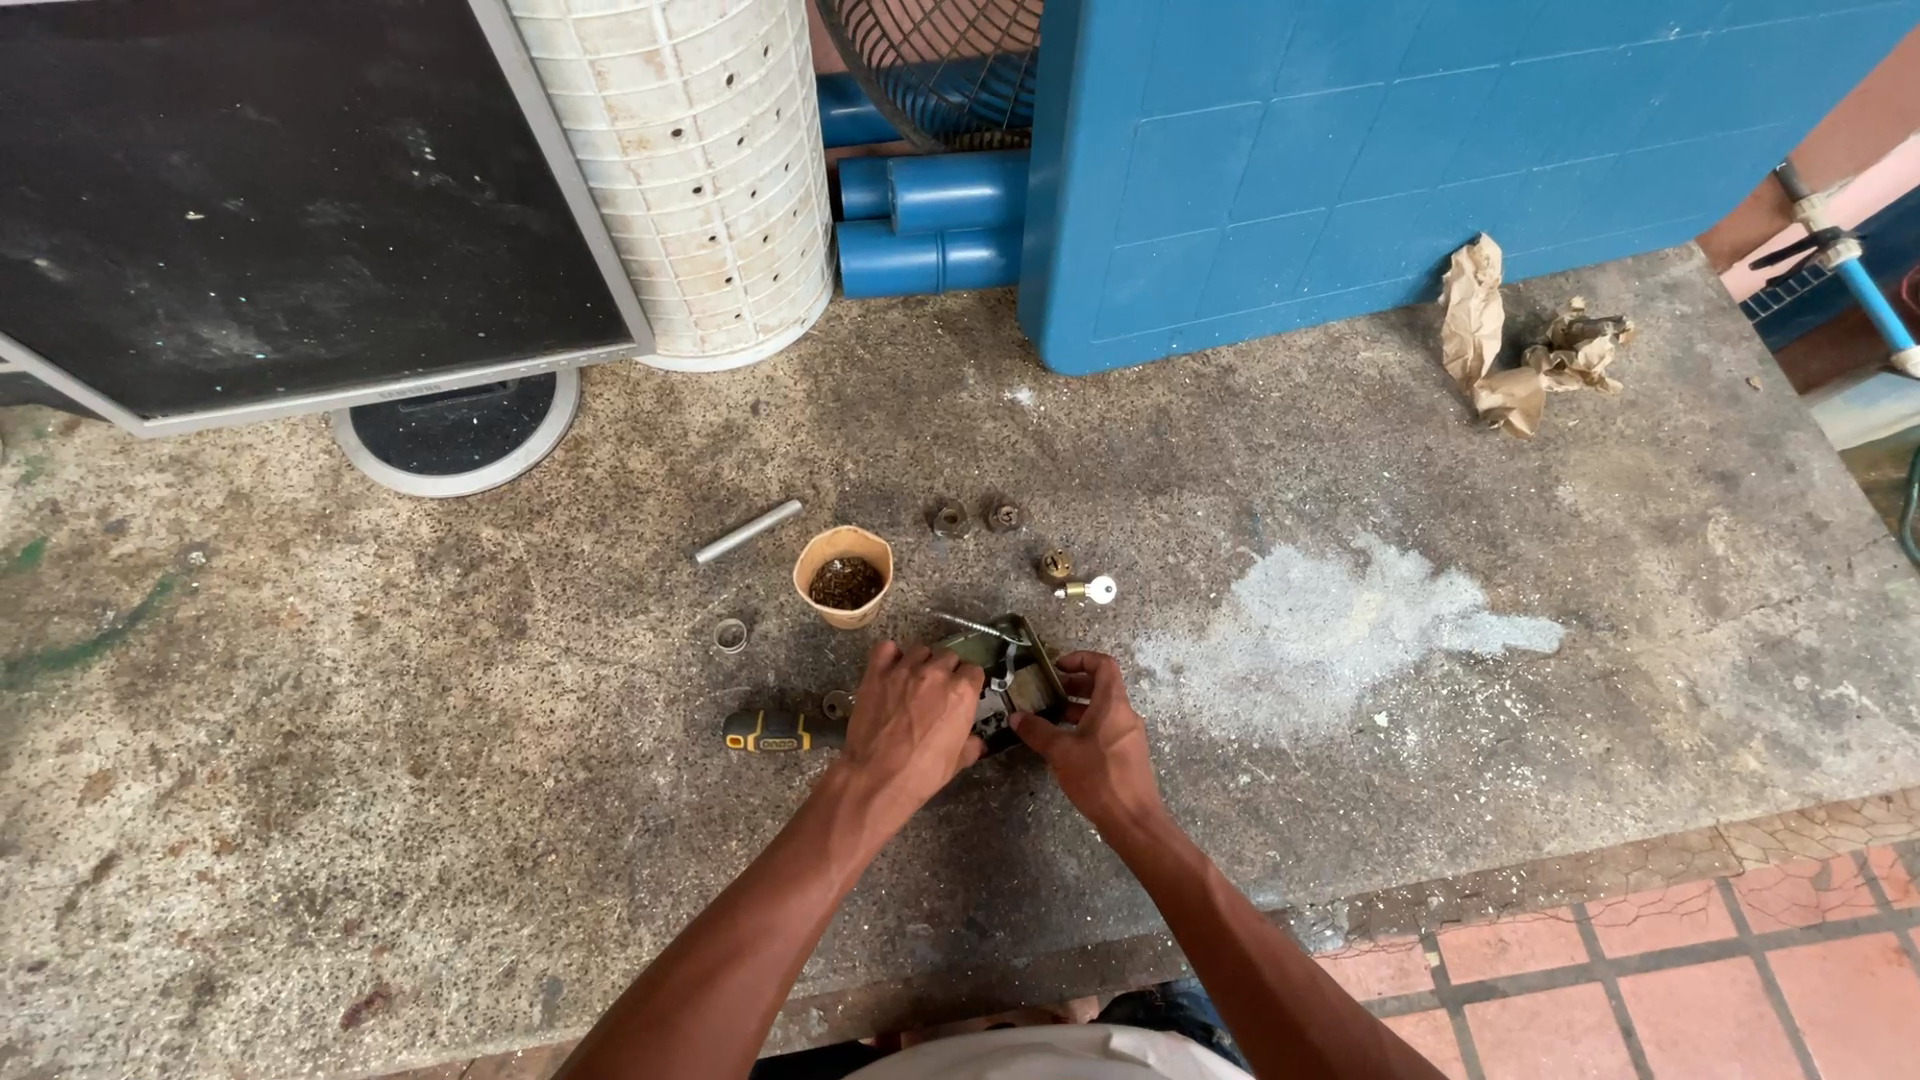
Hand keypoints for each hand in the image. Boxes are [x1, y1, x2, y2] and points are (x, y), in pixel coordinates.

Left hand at [824, 640, 985, 830]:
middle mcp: (936, 673)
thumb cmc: (923, 772)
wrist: (877, 776)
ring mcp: (904, 669)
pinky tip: (891, 670)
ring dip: (922, 662)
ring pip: (920, 650)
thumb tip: (977, 742)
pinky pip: (886, 648)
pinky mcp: (877, 673)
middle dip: (947, 670)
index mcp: (961, 692)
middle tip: (937, 691)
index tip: (962, 694)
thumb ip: (971, 745)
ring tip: (913, 681)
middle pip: (948, 656)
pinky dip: (890, 656)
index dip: (969, 683)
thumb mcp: (957, 762)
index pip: (974, 670)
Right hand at [1012, 652, 1165, 833]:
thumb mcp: (1061, 752)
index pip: (1104, 664)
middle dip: (1074, 685)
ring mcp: (1129, 735)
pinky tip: (1066, 744)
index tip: (1057, 668)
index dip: (1081, 658)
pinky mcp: (1128, 754)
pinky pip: (1106, 728)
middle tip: (1048, 693)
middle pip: (1102, 686)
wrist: (1133, 820)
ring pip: (1103, 710)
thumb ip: (1037, 731)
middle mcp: (1125, 714)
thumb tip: (1016, 717)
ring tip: (1050, 717)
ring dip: (1078, 708)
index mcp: (1113, 704)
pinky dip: (1086, 726)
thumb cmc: (1099, 778)